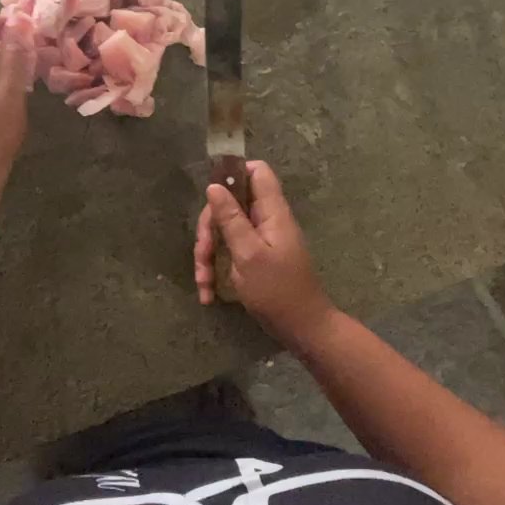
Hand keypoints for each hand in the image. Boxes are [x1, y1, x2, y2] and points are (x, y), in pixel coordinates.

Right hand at [195, 161, 336, 342]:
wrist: (302, 331)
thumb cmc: (278, 292)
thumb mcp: (249, 254)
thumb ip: (231, 219)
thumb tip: (214, 186)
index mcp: (271, 213)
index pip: (257, 173)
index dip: (233, 173)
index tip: (211, 193)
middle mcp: (265, 221)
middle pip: (230, 205)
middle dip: (209, 229)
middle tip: (202, 254)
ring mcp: (259, 241)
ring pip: (224, 231)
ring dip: (208, 254)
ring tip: (203, 282)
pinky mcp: (253, 259)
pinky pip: (228, 252)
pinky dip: (215, 268)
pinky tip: (208, 292)